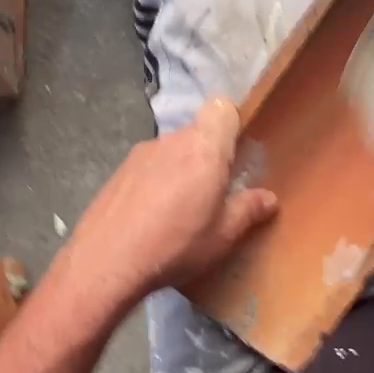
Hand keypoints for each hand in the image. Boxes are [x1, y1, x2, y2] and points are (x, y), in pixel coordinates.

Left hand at [58, 98, 277, 306]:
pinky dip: (157, 182)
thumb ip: (248, 210)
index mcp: (204, 148)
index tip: (237, 153)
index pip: (222, 108)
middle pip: (198, 132)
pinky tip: (151, 217)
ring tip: (180, 210)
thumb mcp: (222, 236)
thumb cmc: (175, 245)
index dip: (232, 124)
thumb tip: (269, 198)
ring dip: (182, 170)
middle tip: (215, 192)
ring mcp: (141, 154)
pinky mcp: (118, 171)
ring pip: (173, 150)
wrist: (104, 264)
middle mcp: (172, 140)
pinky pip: (150, 166)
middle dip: (209, 155)